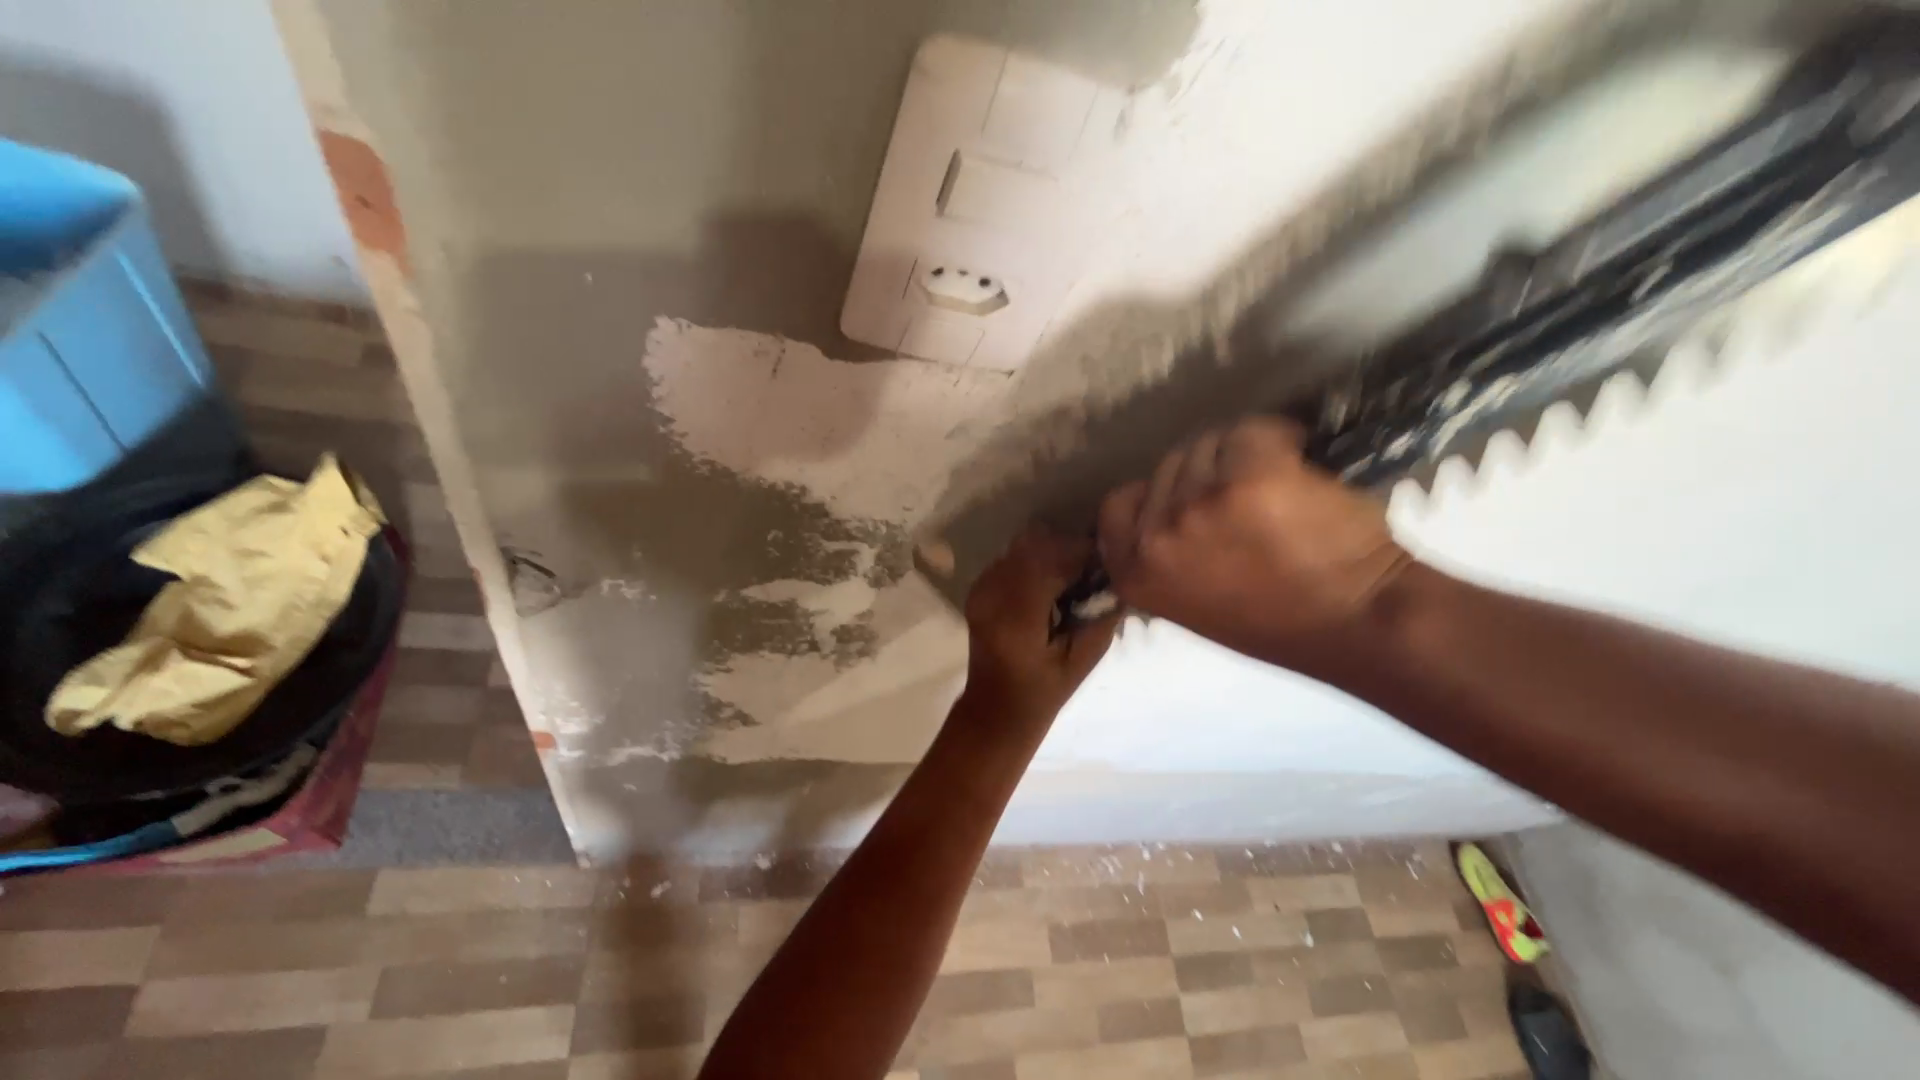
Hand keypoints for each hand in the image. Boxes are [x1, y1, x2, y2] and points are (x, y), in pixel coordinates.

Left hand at [962, 529, 1120, 722]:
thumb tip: (1119, 577)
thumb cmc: (1044, 691)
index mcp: (1018, 616)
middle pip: (1037, 544)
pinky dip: (1036, 561)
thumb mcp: (1083, 658)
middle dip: (1070, 550)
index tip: (1109, 562)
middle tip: (1094, 572)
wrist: (996, 708)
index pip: (1055, 561)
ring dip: (1052, 553)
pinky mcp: (979, 587)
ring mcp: (982, 588)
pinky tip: (1051, 586)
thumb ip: (1102, 615)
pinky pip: (1012, 557)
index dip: (1086, 554)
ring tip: (1074, 579)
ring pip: (1023, 545)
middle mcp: (994, 593)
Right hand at [1096, 417, 1411, 673]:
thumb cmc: (1281, 623)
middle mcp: (1156, 538)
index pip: (1117, 505)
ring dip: (1246, 456)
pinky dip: (1281, 438)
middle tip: (1252, 503)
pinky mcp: (1250, 475)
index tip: (1193, 500)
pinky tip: (1301, 466)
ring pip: (1211, 444)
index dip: (1156, 495)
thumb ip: (1168, 555)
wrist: (1359, 626)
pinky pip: (1253, 431)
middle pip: (1169, 466)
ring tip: (1282, 491)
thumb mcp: (1193, 601)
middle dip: (1209, 474)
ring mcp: (1200, 504)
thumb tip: (1169, 506)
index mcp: (1135, 574)